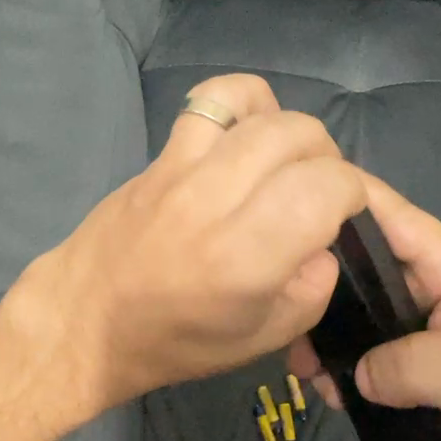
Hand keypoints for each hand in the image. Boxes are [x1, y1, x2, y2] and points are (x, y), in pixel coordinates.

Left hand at [22, 74, 366, 408]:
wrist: (85, 320)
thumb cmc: (175, 341)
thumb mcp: (264, 337)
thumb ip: (314, 286)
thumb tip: (326, 237)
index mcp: (246, 258)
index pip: (328, 187)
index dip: (355, 193)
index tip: (345, 214)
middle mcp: (215, 201)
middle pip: (300, 137)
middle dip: (328, 160)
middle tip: (319, 193)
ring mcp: (183, 170)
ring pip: (261, 112)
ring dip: (292, 132)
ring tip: (286, 164)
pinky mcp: (162, 155)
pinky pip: (210, 100)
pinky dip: (244, 101)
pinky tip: (248, 132)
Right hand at [287, 174, 440, 440]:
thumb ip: (409, 364)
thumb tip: (353, 373)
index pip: (391, 215)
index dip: (346, 197)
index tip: (292, 193)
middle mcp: (416, 285)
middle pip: (356, 262)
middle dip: (317, 280)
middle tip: (282, 306)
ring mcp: (401, 324)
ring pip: (344, 312)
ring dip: (319, 335)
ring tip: (303, 367)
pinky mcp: (392, 362)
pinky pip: (350, 352)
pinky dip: (332, 368)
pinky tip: (324, 390)